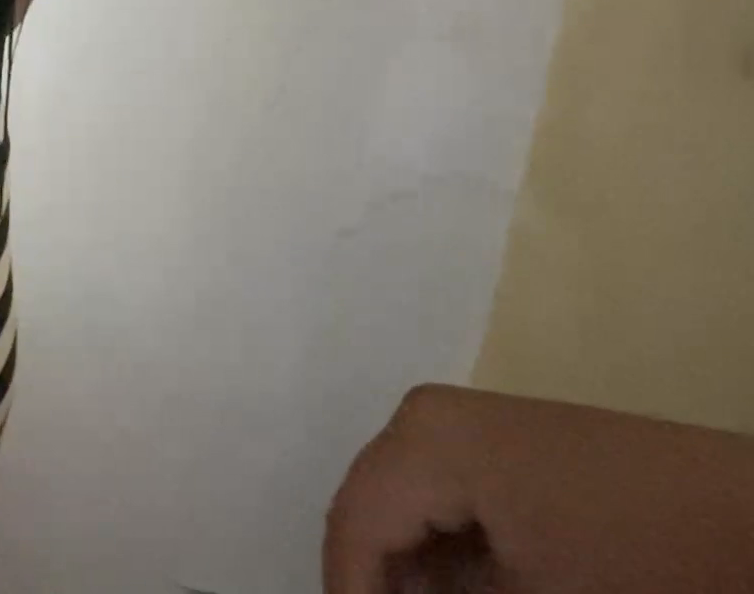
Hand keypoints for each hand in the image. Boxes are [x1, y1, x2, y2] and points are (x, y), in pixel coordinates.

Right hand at [325, 385, 753, 593]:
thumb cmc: (646, 565)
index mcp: (422, 439)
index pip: (355, 520)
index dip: (346, 586)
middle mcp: (426, 416)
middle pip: (374, 505)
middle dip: (381, 575)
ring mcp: (467, 421)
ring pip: (408, 500)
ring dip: (416, 566)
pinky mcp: (506, 440)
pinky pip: (448, 493)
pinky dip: (451, 549)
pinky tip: (468, 589)